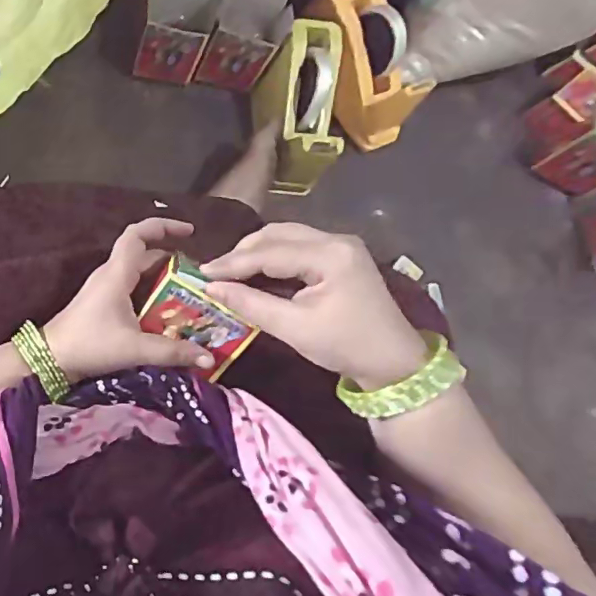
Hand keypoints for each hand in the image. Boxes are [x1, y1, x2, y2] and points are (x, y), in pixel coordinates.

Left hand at [43, 218, 214, 380]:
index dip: (164, 226)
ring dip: (161, 278)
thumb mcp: (135, 349)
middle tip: (196, 276)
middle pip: (143, 255)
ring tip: (187, 294)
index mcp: (116, 274)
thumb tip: (208, 358)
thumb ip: (173, 353)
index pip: (138, 234)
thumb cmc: (89, 345)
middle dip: (171, 259)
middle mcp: (109, 275)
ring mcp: (103, 289)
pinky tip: (164, 312)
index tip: (189, 232)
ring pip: (137, 273)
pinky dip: (148, 292)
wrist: (50, 359)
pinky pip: (130, 288)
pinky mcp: (100, 304)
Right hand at [200, 223, 428, 388]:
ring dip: (256, 251)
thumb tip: (211, 288)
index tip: (202, 273)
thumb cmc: (345, 346)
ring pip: (287, 236)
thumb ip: (251, 304)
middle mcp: (336, 240)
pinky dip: (273, 256)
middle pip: (277, 234)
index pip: (269, 252)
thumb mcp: (293, 328)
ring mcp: (341, 246)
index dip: (232, 263)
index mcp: (330, 255)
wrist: (394, 362)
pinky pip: (298, 247)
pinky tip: (256, 271)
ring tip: (230, 271)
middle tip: (214, 272)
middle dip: (242, 251)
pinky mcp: (341, 256)